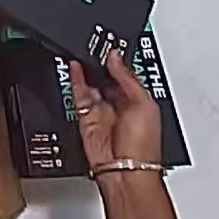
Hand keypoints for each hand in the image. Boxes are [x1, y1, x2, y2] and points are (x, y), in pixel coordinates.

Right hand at [69, 50, 161, 170]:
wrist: (125, 172)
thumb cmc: (143, 147)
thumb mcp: (143, 103)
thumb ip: (127, 78)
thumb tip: (115, 57)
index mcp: (139, 100)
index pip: (126, 73)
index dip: (117, 59)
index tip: (110, 46)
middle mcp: (120, 104)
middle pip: (107, 76)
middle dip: (101, 62)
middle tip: (95, 46)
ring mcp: (102, 111)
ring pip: (92, 83)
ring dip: (88, 69)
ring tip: (83, 52)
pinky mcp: (86, 118)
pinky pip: (79, 95)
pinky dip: (75, 80)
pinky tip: (75, 68)